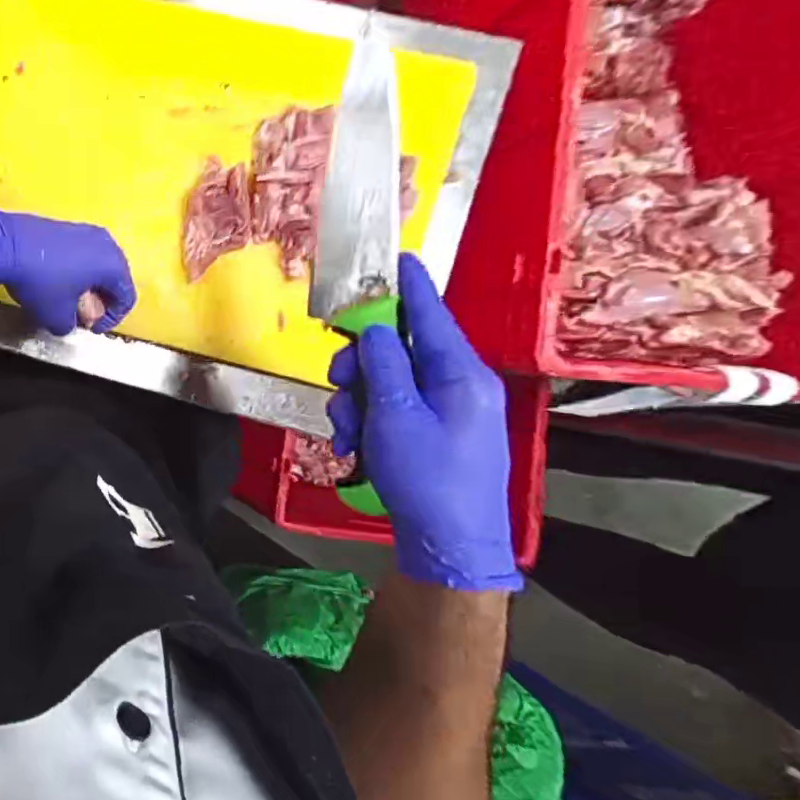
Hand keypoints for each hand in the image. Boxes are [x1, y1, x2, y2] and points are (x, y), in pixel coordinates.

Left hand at [0, 204, 136, 334]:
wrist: (7, 245)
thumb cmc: (41, 282)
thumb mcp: (57, 315)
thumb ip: (71, 324)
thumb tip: (72, 321)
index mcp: (113, 264)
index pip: (126, 297)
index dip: (111, 319)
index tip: (91, 328)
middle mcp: (106, 243)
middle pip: (112, 280)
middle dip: (99, 302)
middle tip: (80, 316)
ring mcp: (85, 231)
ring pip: (95, 266)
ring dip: (85, 287)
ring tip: (65, 301)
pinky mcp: (65, 227)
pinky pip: (79, 255)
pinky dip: (74, 272)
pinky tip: (54, 282)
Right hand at [327, 254, 522, 591]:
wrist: (451, 540)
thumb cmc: (428, 475)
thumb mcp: (397, 416)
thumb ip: (384, 367)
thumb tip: (378, 329)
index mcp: (460, 374)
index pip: (432, 316)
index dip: (410, 287)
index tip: (397, 259)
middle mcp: (456, 386)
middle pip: (397, 351)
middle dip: (359, 366)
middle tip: (339, 384)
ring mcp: (444, 411)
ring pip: (384, 383)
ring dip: (356, 404)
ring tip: (350, 435)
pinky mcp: (430, 433)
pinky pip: (389, 411)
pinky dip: (366, 424)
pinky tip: (355, 447)